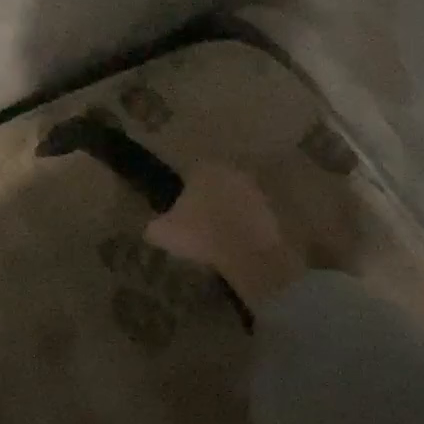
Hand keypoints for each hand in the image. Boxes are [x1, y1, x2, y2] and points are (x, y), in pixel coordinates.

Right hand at [146, 164, 311, 309]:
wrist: (247, 253)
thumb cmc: (200, 234)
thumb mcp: (162, 232)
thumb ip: (154, 225)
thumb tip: (152, 228)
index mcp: (204, 169)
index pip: (189, 173)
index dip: (183, 192)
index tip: (179, 212)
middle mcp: (231, 171)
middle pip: (214, 184)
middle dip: (207, 200)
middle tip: (197, 223)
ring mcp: (255, 190)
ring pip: (234, 199)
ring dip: (227, 213)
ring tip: (217, 237)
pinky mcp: (271, 210)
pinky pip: (250, 216)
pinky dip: (243, 226)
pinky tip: (234, 244)